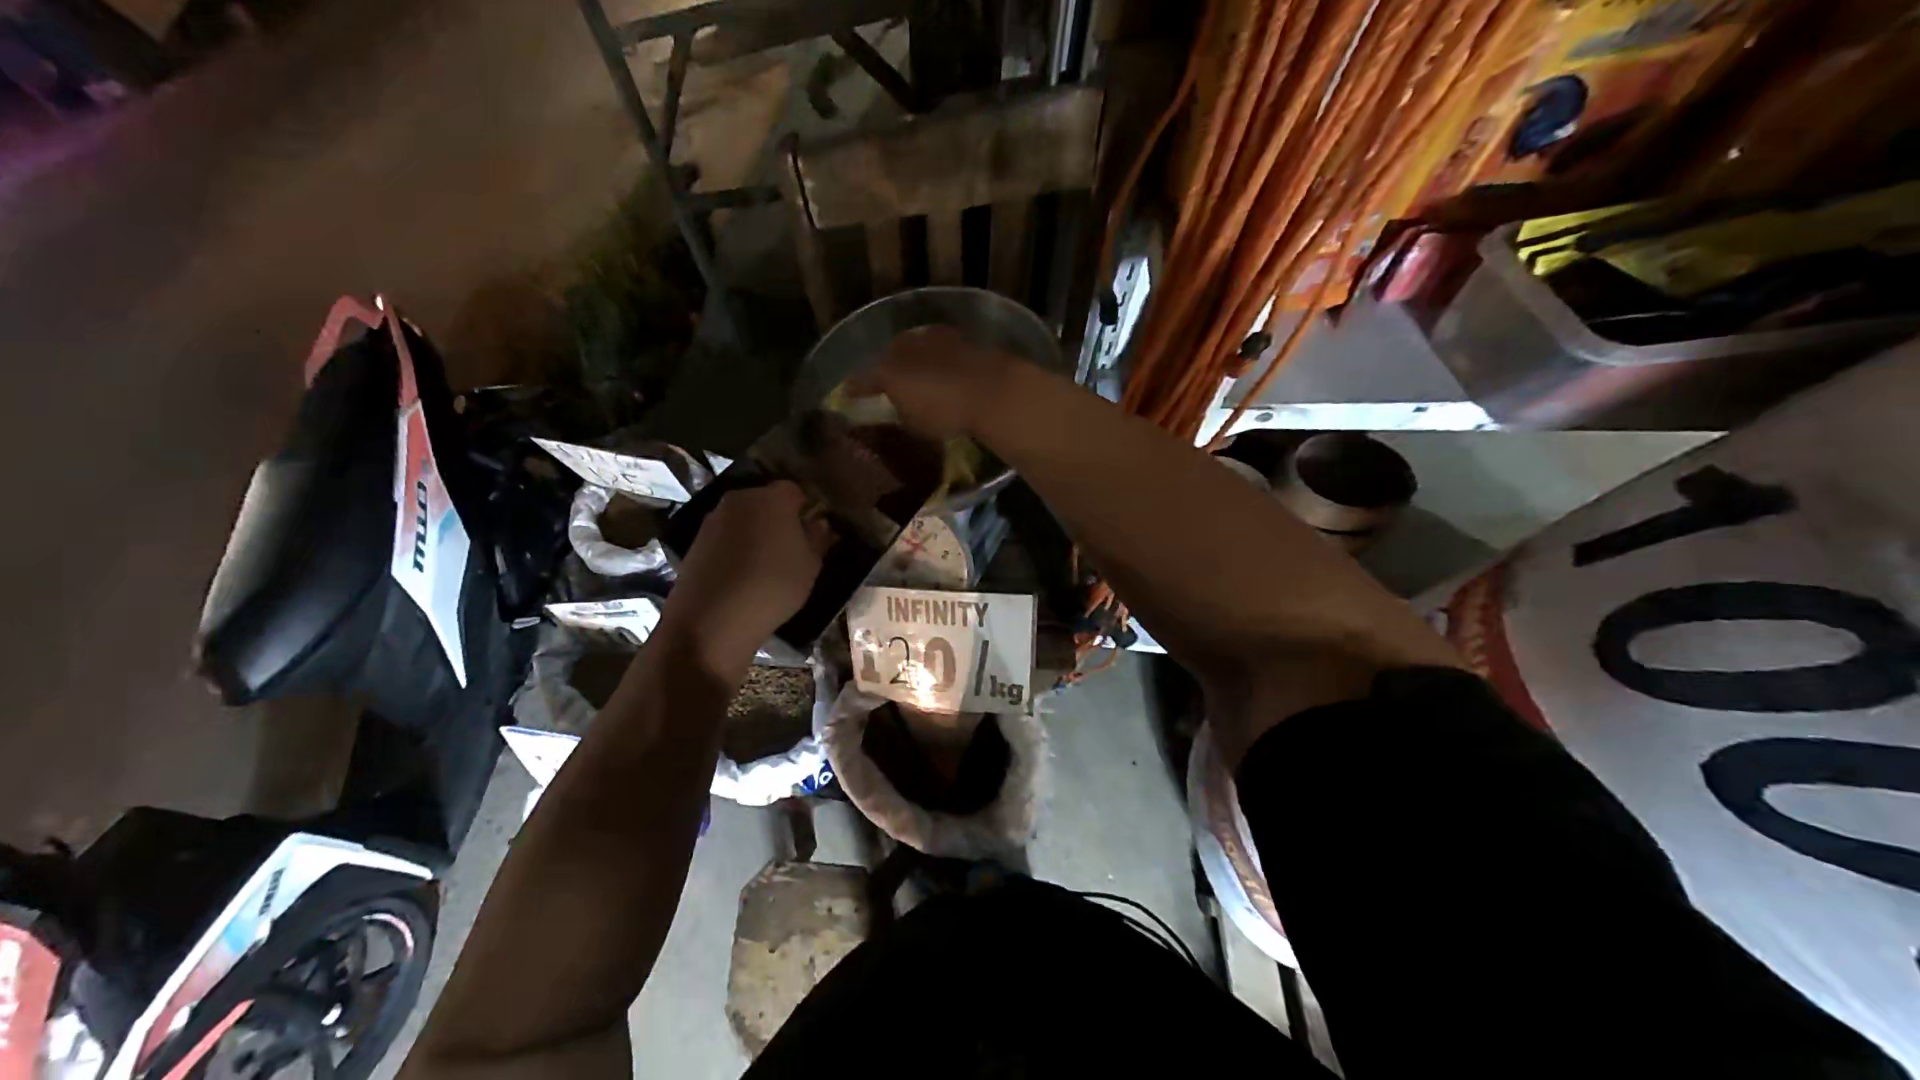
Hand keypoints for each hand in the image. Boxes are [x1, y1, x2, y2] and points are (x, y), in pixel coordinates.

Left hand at [662, 481, 830, 669]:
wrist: (711, 618)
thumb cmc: (773, 586)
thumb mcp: (810, 566)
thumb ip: (817, 538)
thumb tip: (817, 523)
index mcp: (773, 498)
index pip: (795, 490)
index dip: (804, 508)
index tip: (810, 531)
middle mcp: (740, 499)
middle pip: (765, 500)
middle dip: (778, 518)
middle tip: (789, 547)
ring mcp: (713, 518)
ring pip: (743, 518)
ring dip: (754, 532)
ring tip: (764, 564)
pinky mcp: (695, 540)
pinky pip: (725, 536)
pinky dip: (734, 547)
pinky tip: (740, 574)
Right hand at [846, 325, 1017, 440]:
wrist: (993, 389)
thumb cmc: (946, 412)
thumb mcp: (914, 422)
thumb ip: (899, 410)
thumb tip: (897, 405)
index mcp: (886, 368)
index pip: (861, 378)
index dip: (854, 388)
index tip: (847, 394)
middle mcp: (904, 345)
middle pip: (888, 355)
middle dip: (886, 368)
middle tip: (888, 382)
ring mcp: (933, 336)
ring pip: (914, 346)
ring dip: (913, 359)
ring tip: (918, 373)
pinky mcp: (960, 336)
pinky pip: (939, 347)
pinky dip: (937, 357)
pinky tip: (944, 368)